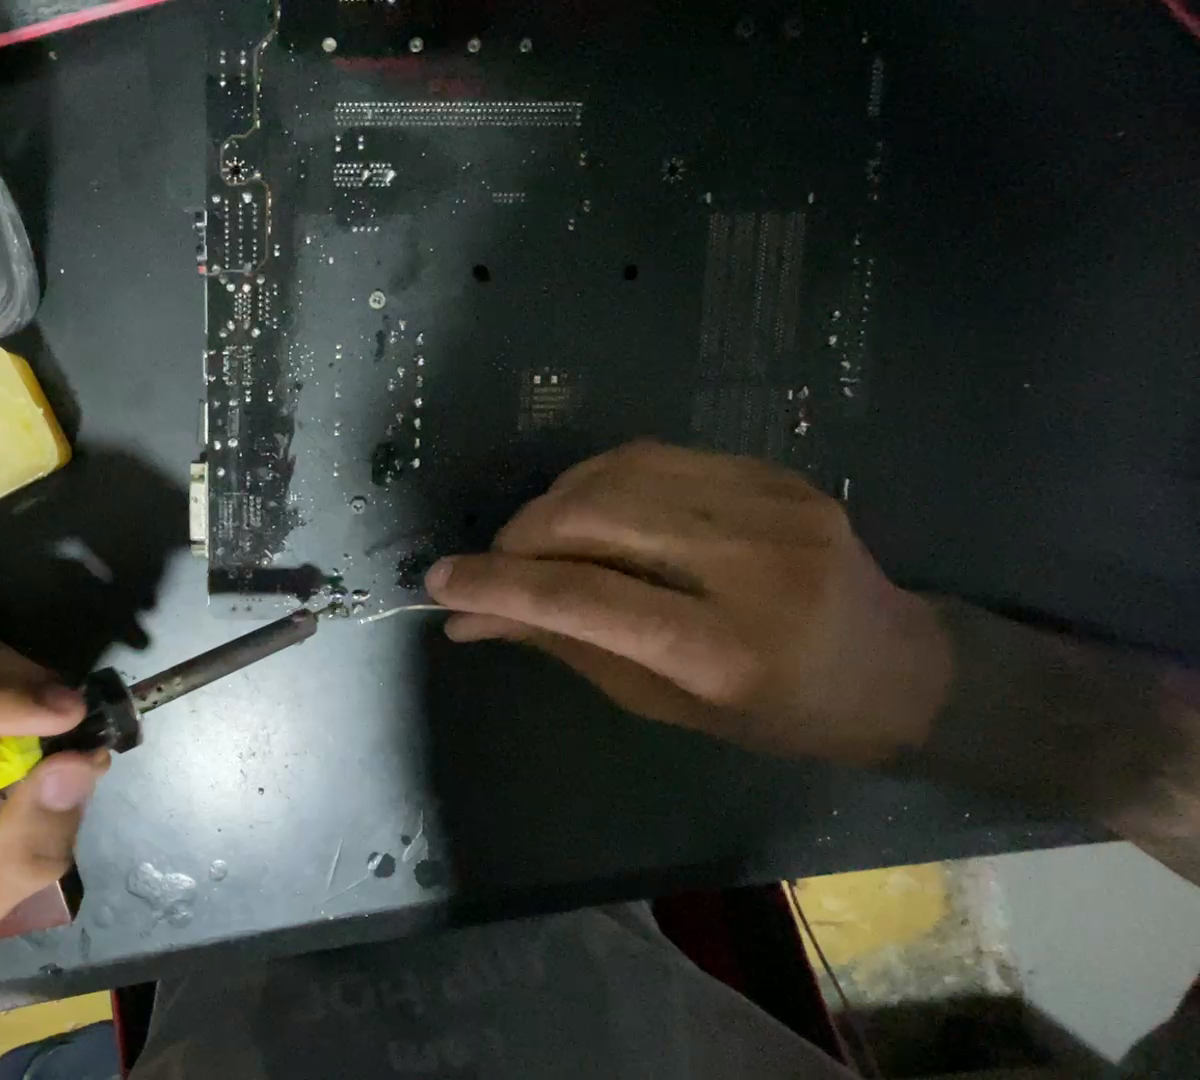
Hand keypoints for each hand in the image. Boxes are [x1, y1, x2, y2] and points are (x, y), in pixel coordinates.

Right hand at [426, 441, 951, 763]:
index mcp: (722, 650)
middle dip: (521, 535)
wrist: (895, 668)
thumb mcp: (658, 699)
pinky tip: (588, 510)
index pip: (581, 599)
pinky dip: (596, 480)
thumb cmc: (768, 711)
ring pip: (616, 474)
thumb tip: (467, 618)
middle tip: (498, 564)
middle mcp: (751, 566)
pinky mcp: (772, 472)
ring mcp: (771, 507)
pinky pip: (651, 457)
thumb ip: (561, 644)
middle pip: (594, 517)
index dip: (496, 584)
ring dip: (552, 502)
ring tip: (538, 538)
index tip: (439, 581)